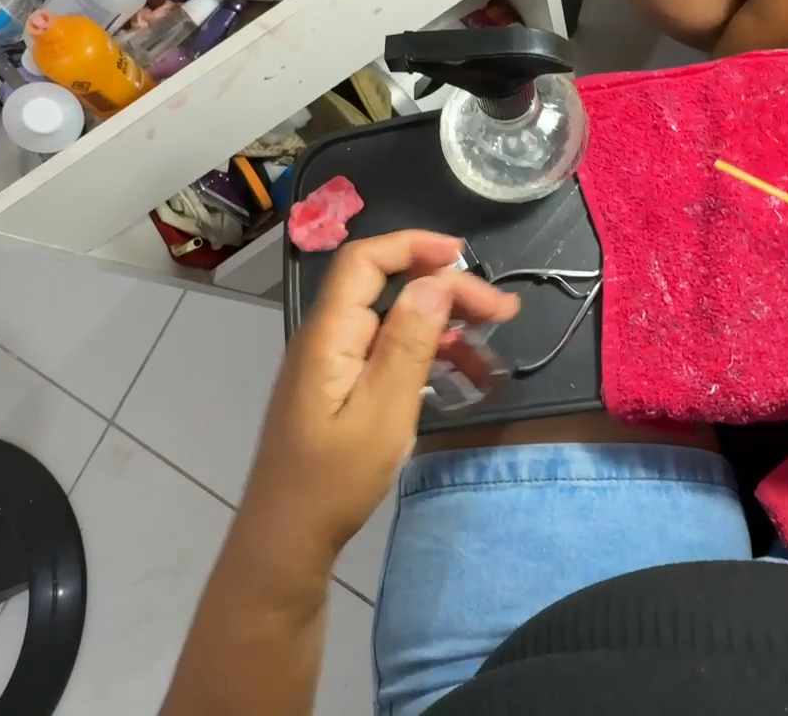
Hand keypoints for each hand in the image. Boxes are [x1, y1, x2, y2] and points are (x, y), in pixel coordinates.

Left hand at [241, 230, 519, 560]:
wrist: (287, 541)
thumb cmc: (333, 481)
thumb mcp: (382, 412)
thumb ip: (408, 344)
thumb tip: (435, 282)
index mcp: (330, 334)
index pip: (366, 261)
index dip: (413, 245)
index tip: (464, 257)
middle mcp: (330, 337)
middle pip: (389, 288)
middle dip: (445, 290)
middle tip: (500, 312)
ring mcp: (336, 363)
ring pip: (396, 321)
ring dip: (445, 325)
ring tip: (494, 345)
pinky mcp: (345, 387)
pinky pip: (391, 353)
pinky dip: (429, 355)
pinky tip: (466, 375)